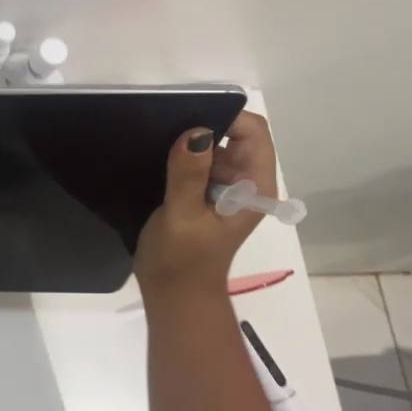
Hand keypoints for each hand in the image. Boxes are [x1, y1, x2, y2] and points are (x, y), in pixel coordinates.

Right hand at [134, 111, 280, 298]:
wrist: (173, 295)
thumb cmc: (181, 259)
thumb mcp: (181, 215)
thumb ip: (189, 174)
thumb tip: (196, 131)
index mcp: (253, 188)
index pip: (254, 134)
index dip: (228, 117)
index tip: (188, 114)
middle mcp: (246, 185)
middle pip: (236, 139)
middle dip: (206, 128)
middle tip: (166, 127)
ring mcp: (226, 193)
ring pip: (215, 152)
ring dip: (192, 145)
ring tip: (157, 142)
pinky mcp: (205, 199)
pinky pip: (200, 168)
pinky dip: (183, 160)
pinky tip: (158, 161)